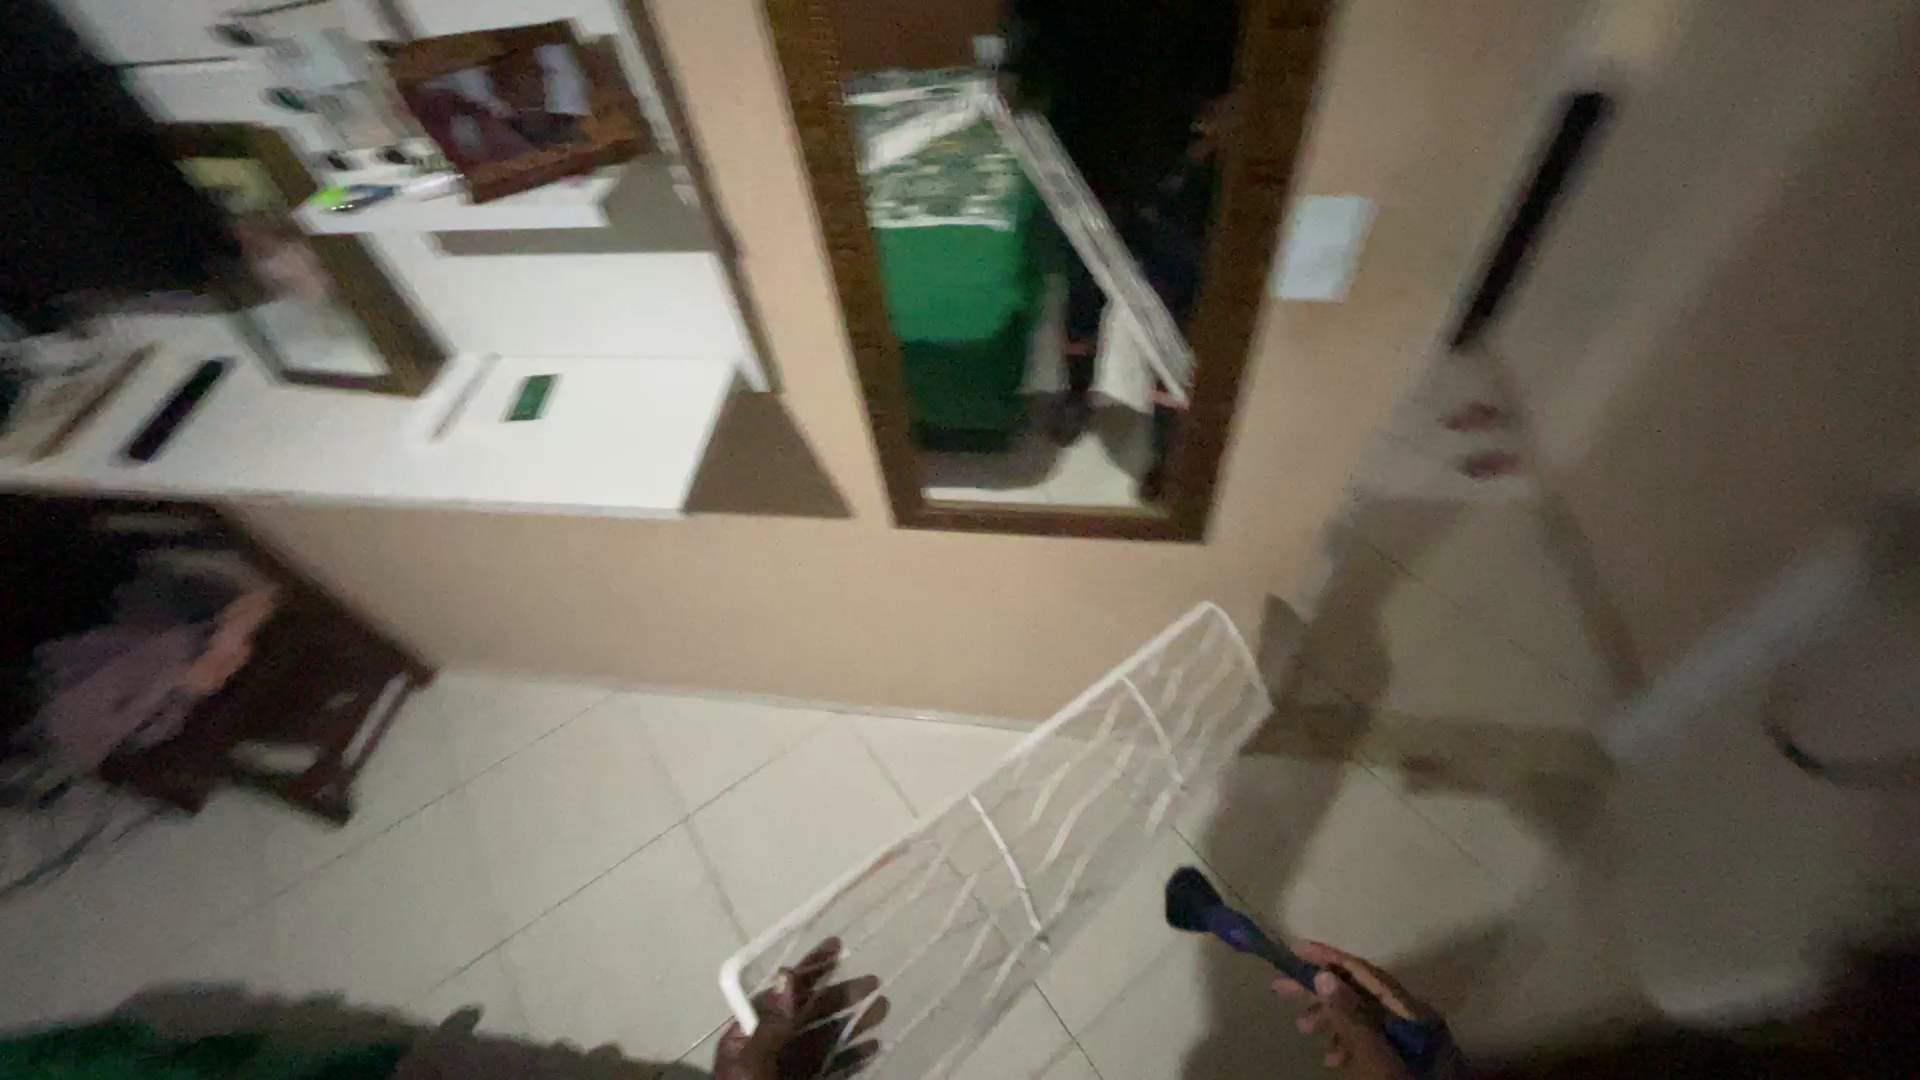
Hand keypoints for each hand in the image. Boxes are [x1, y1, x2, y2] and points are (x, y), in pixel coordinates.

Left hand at [715, 939, 888, 1079]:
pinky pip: (832, 1069)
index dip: (808, 968)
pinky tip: (873, 1046)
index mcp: (747, 1040)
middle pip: (807, 1013)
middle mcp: (769, 1053)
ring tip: (884, 1007)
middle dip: (840, 995)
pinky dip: (852, 1055)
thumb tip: (788, 974)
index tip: (837, 946)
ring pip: (825, 1039)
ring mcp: (789, 1076)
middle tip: (874, 981)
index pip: (779, 993)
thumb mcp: (755, 1070)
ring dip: (853, 1021)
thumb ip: (773, 1026)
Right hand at [1273, 942, 1443, 1079]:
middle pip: (1359, 990)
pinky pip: (1371, 1036)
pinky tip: (1331, 1057)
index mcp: (1414, 1011)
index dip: (1326, 957)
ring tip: (1302, 1027)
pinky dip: (1348, 1041)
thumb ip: (1354, 1020)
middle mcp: (1415, 1016)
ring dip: (1330, 1017)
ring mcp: (1413, 1037)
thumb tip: (1321, 974)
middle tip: (1280, 988)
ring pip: (1362, 1013)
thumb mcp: (1380, 1062)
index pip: (1363, 971)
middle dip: (1319, 988)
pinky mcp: (1409, 1057)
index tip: (1292, 950)